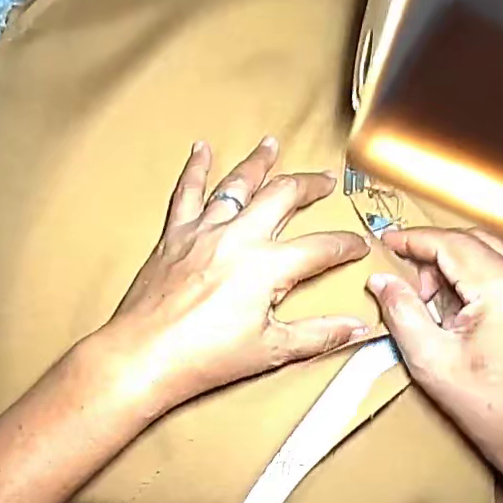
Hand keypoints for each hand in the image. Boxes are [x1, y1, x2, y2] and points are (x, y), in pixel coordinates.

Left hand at [91, 137, 370, 417]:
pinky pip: (186, 193)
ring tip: (271, 145)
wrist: (144, 355)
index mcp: (267, 265)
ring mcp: (203, 232)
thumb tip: (355, 328)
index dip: (346, 245)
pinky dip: (194, 170)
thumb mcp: (269, 350)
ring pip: (236, 185)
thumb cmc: (202, 357)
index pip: (321, 248)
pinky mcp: (174, 236)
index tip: (358, 245)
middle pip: (283, 196)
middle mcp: (237, 237)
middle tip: (324, 181)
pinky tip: (200, 151)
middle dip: (309, 185)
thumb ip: (317, 335)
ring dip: (258, 163)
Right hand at [368, 226, 502, 502]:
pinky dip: (480, 279)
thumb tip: (380, 280)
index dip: (412, 240)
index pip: (451, 243)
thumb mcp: (431, 361)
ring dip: (456, 268)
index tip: (384, 242)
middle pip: (473, 242)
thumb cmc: (491, 408)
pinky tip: (465, 313)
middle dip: (433, 256)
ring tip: (434, 307)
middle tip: (406, 286)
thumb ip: (401, 312)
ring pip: (492, 253)